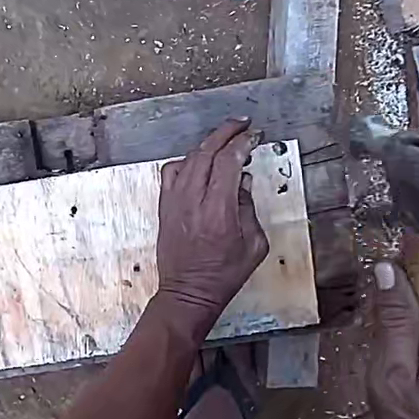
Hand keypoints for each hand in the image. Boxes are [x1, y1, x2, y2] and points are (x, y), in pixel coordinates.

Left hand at [153, 119, 269, 336]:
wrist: (188, 292)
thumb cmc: (222, 274)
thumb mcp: (254, 245)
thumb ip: (249, 208)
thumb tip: (243, 180)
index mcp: (219, 211)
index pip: (228, 162)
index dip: (242, 143)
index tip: (254, 136)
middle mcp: (193, 202)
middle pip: (207, 152)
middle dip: (226, 133)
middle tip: (241, 125)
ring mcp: (175, 202)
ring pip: (189, 159)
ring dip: (208, 145)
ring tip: (224, 140)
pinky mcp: (164, 206)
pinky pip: (171, 172)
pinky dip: (186, 161)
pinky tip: (197, 163)